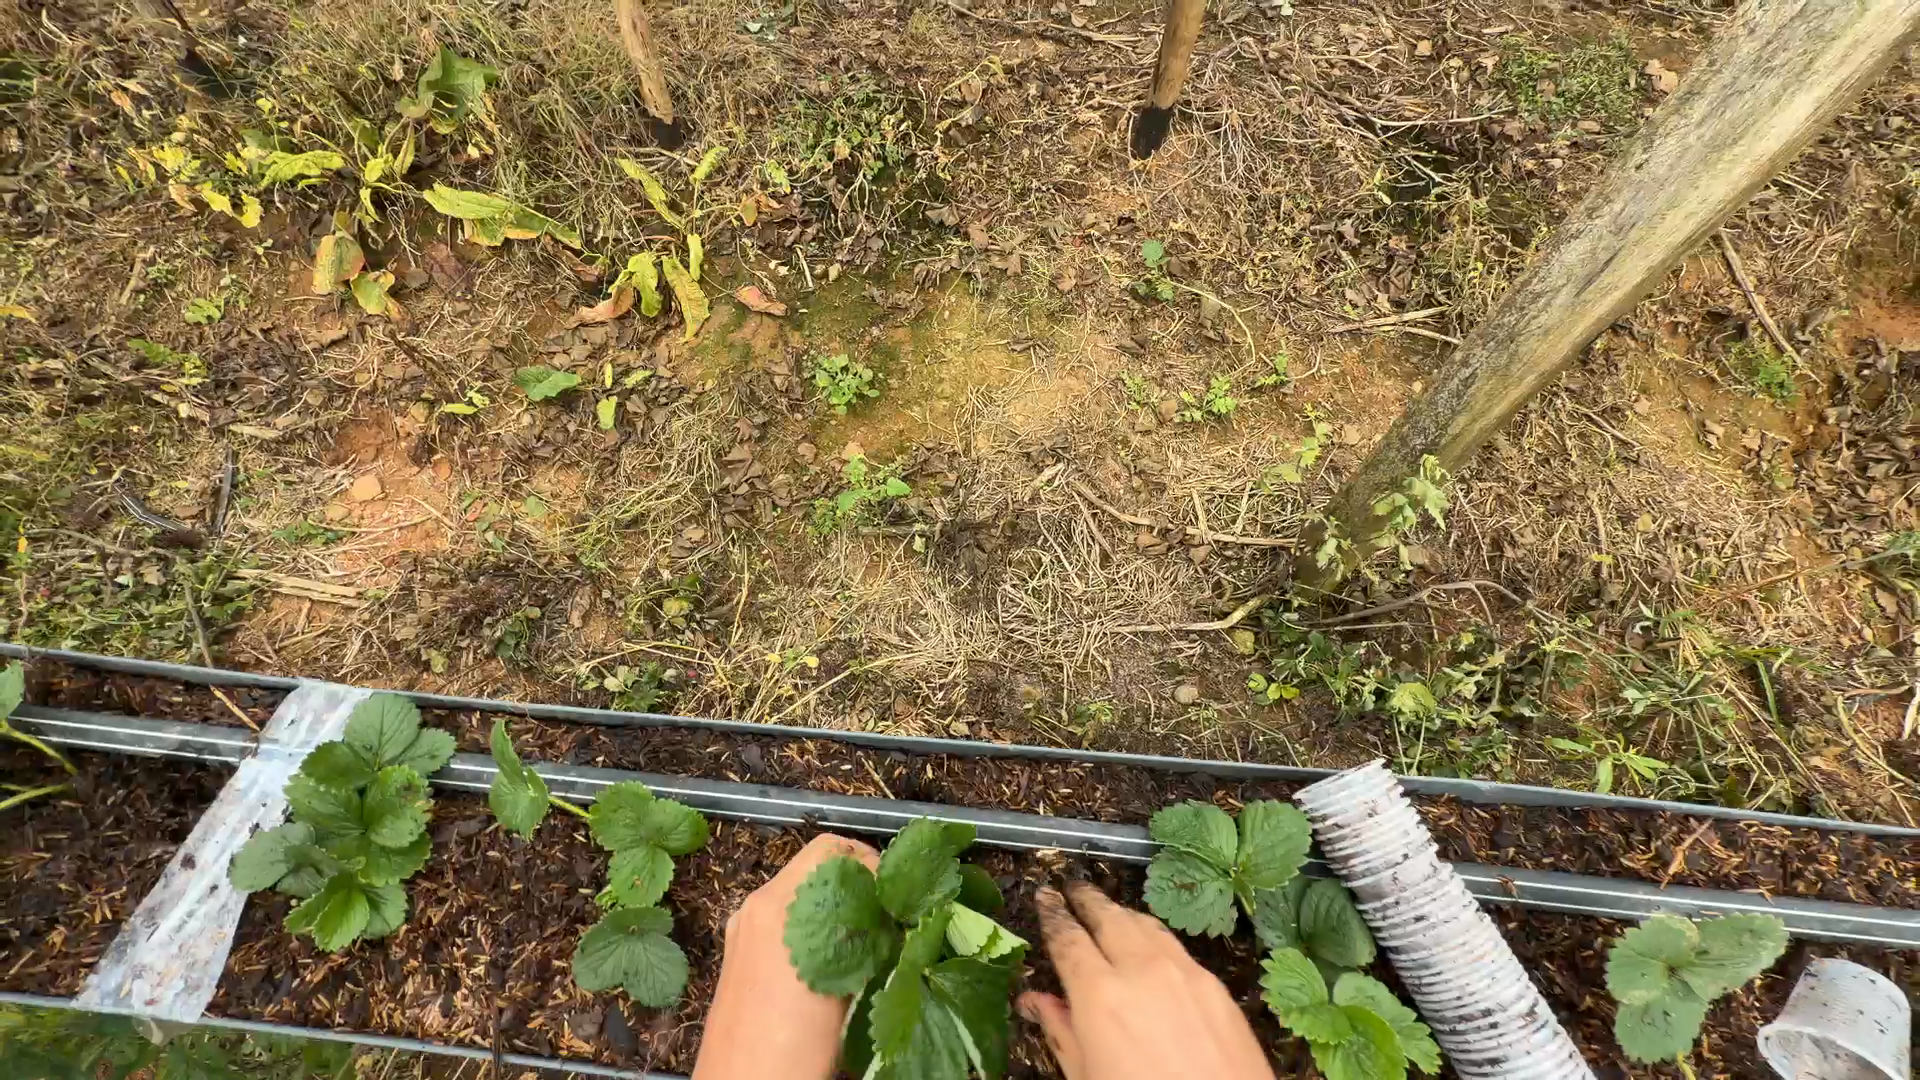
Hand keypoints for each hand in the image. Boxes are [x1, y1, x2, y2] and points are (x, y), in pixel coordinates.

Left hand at [692, 832, 880, 1079]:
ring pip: (800, 892)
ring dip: (834, 902)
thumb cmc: (794, 1049)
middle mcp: (757, 906)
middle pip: (814, 866)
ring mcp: (743, 930)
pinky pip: (783, 918)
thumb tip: (894, 915)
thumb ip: (868, 939)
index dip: (868, 861)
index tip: (891, 894)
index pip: (830, 849)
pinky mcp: (739, 954)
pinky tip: (833, 958)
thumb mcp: (844, 991)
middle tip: (884, 912)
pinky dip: (812, 922)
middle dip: (854, 881)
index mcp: (779, 905)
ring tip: (863, 936)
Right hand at [1019, 882, 1275, 1079]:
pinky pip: (1174, 945)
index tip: (1044, 897)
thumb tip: (1035, 1000)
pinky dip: (1152, 935)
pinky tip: (1150, 946)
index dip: (1052, 914)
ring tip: (1107, 911)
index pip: (1067, 938)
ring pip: (1143, 923)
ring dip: (1120, 913)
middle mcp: (1140, 969)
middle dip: (1086, 899)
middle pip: (1107, 916)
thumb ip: (1061, 1033)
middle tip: (1072, 889)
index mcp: (1100, 995)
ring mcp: (1183, 972)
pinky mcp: (1215, 984)